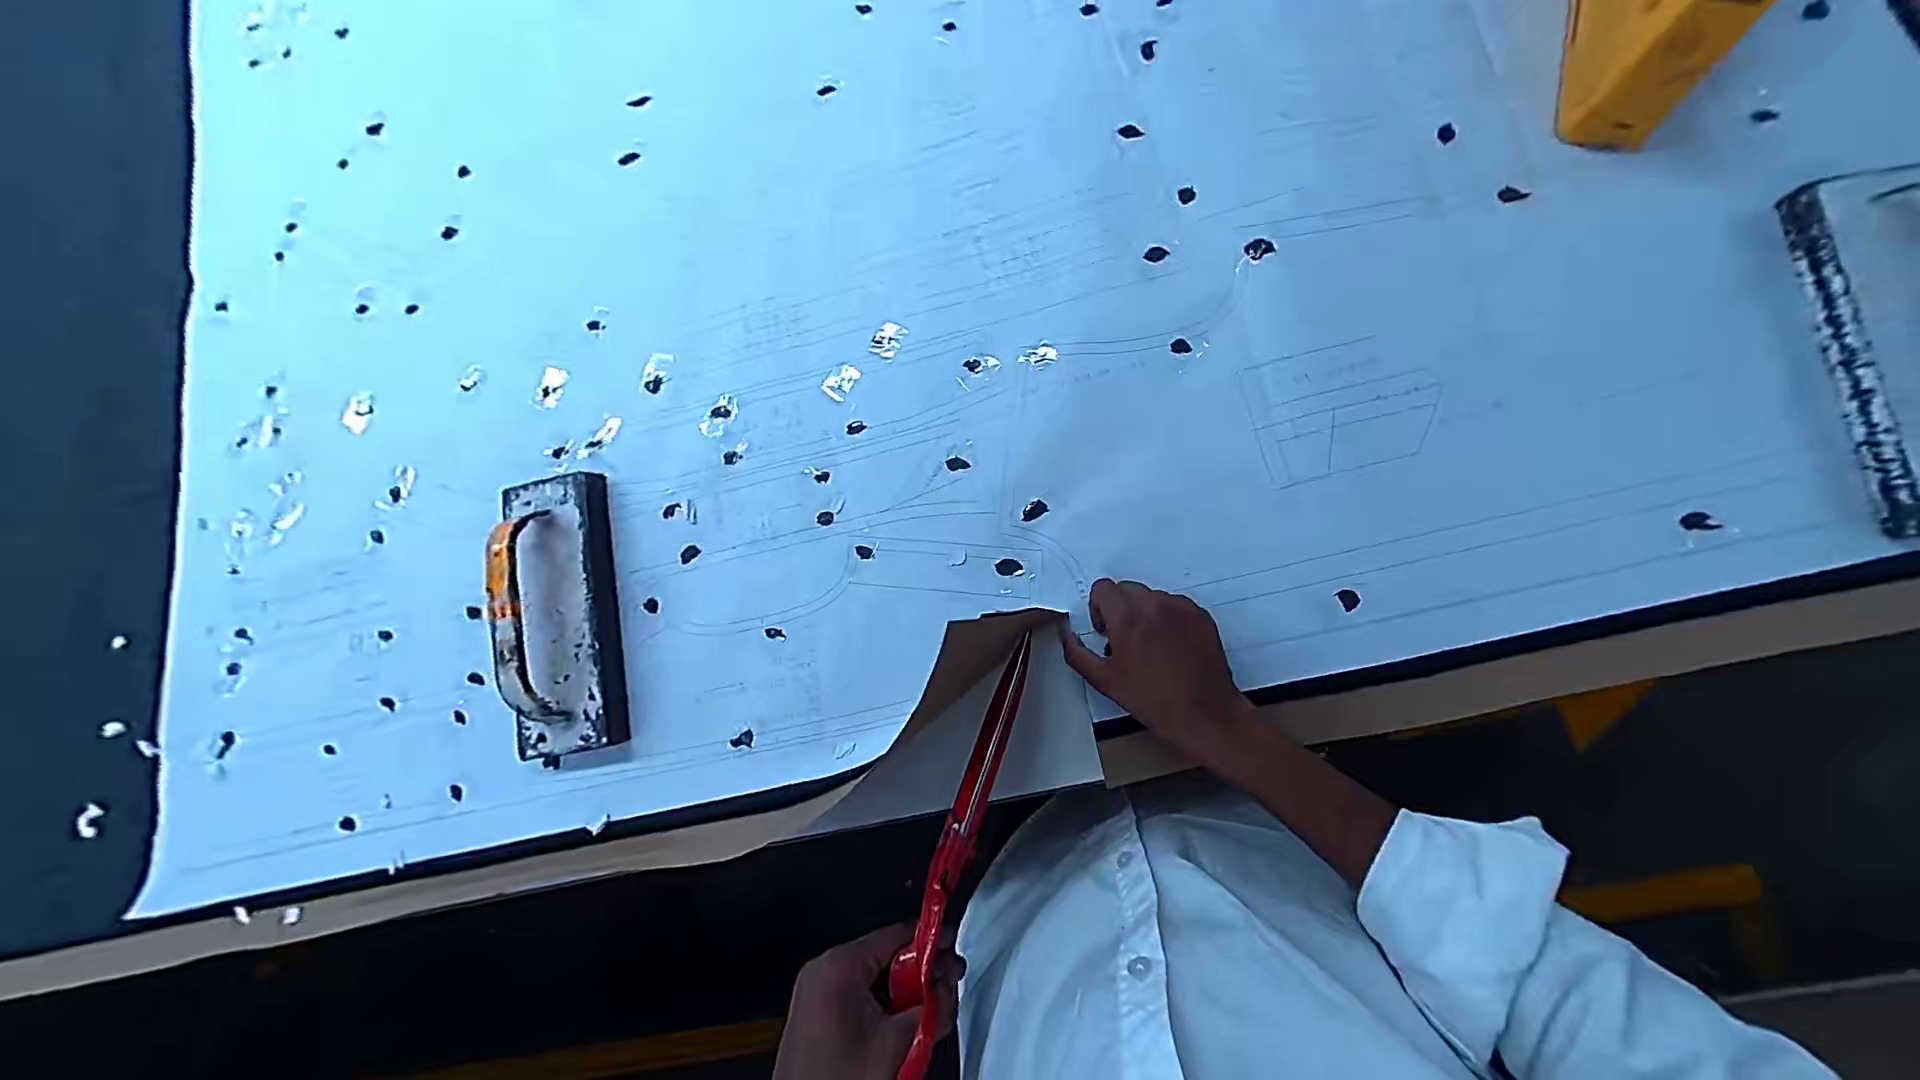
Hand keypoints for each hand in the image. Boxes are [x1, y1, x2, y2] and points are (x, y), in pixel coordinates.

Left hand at [773, 925, 961, 1079]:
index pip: (896, 934)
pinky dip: (883, 1008)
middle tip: (946, 987)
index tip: (951, 946)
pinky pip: (859, 997)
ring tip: (926, 1016)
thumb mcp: (896, 1045)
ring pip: (874, 979)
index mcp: (839, 965)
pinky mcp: (815, 1014)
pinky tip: (901, 1030)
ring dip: (903, 995)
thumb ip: (932, 1008)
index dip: (929, 941)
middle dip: (919, 974)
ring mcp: (816, 992)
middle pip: (886, 957)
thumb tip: (948, 987)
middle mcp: (823, 970)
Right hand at [1059, 578, 1254, 759]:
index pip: (1103, 588)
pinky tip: (1169, 648)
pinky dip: (1167, 619)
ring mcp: (1181, 608)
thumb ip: (1076, 653)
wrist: (1203, 713)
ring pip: (1151, 597)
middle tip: (1124, 640)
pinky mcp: (1200, 616)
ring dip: (1144, 614)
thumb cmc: (1156, 700)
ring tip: (1150, 647)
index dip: (1098, 608)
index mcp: (1128, 617)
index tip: (1105, 628)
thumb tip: (1067, 636)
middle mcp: (1155, 605)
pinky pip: (1175, 606)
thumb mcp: (1104, 681)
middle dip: (1119, 610)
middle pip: (1126, 589)